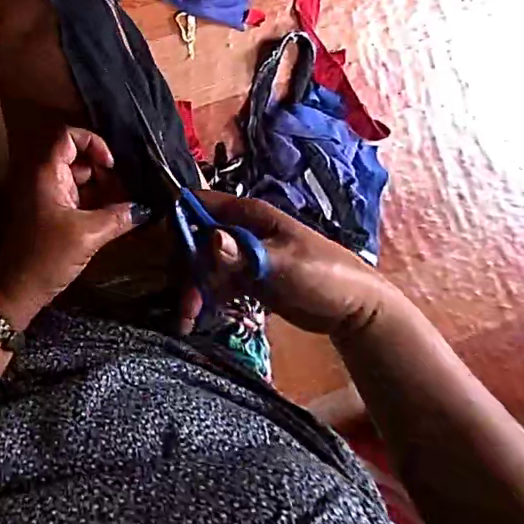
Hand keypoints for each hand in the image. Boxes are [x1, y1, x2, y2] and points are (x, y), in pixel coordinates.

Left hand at [0, 127, 139, 325]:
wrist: (16, 291)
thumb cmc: (46, 257)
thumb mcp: (87, 235)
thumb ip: (118, 217)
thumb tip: (145, 207)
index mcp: (46, 172)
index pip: (69, 136)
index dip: (93, 143)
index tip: (111, 165)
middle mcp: (45, 177)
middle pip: (79, 157)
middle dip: (105, 170)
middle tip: (126, 190)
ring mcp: (48, 195)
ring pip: (81, 178)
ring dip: (104, 188)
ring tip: (127, 205)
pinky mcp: (53, 212)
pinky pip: (79, 196)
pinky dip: (97, 202)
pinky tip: (118, 215)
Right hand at [180, 190, 395, 340]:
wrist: (356, 310)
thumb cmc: (323, 275)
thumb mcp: (283, 264)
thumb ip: (244, 254)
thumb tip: (211, 240)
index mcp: (248, 213)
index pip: (200, 203)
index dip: (179, 221)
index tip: (167, 253)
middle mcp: (239, 228)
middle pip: (196, 237)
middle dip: (185, 267)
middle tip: (184, 303)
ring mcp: (242, 253)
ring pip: (203, 262)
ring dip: (193, 287)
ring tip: (189, 319)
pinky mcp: (246, 277)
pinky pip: (217, 281)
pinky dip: (206, 297)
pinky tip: (200, 318)